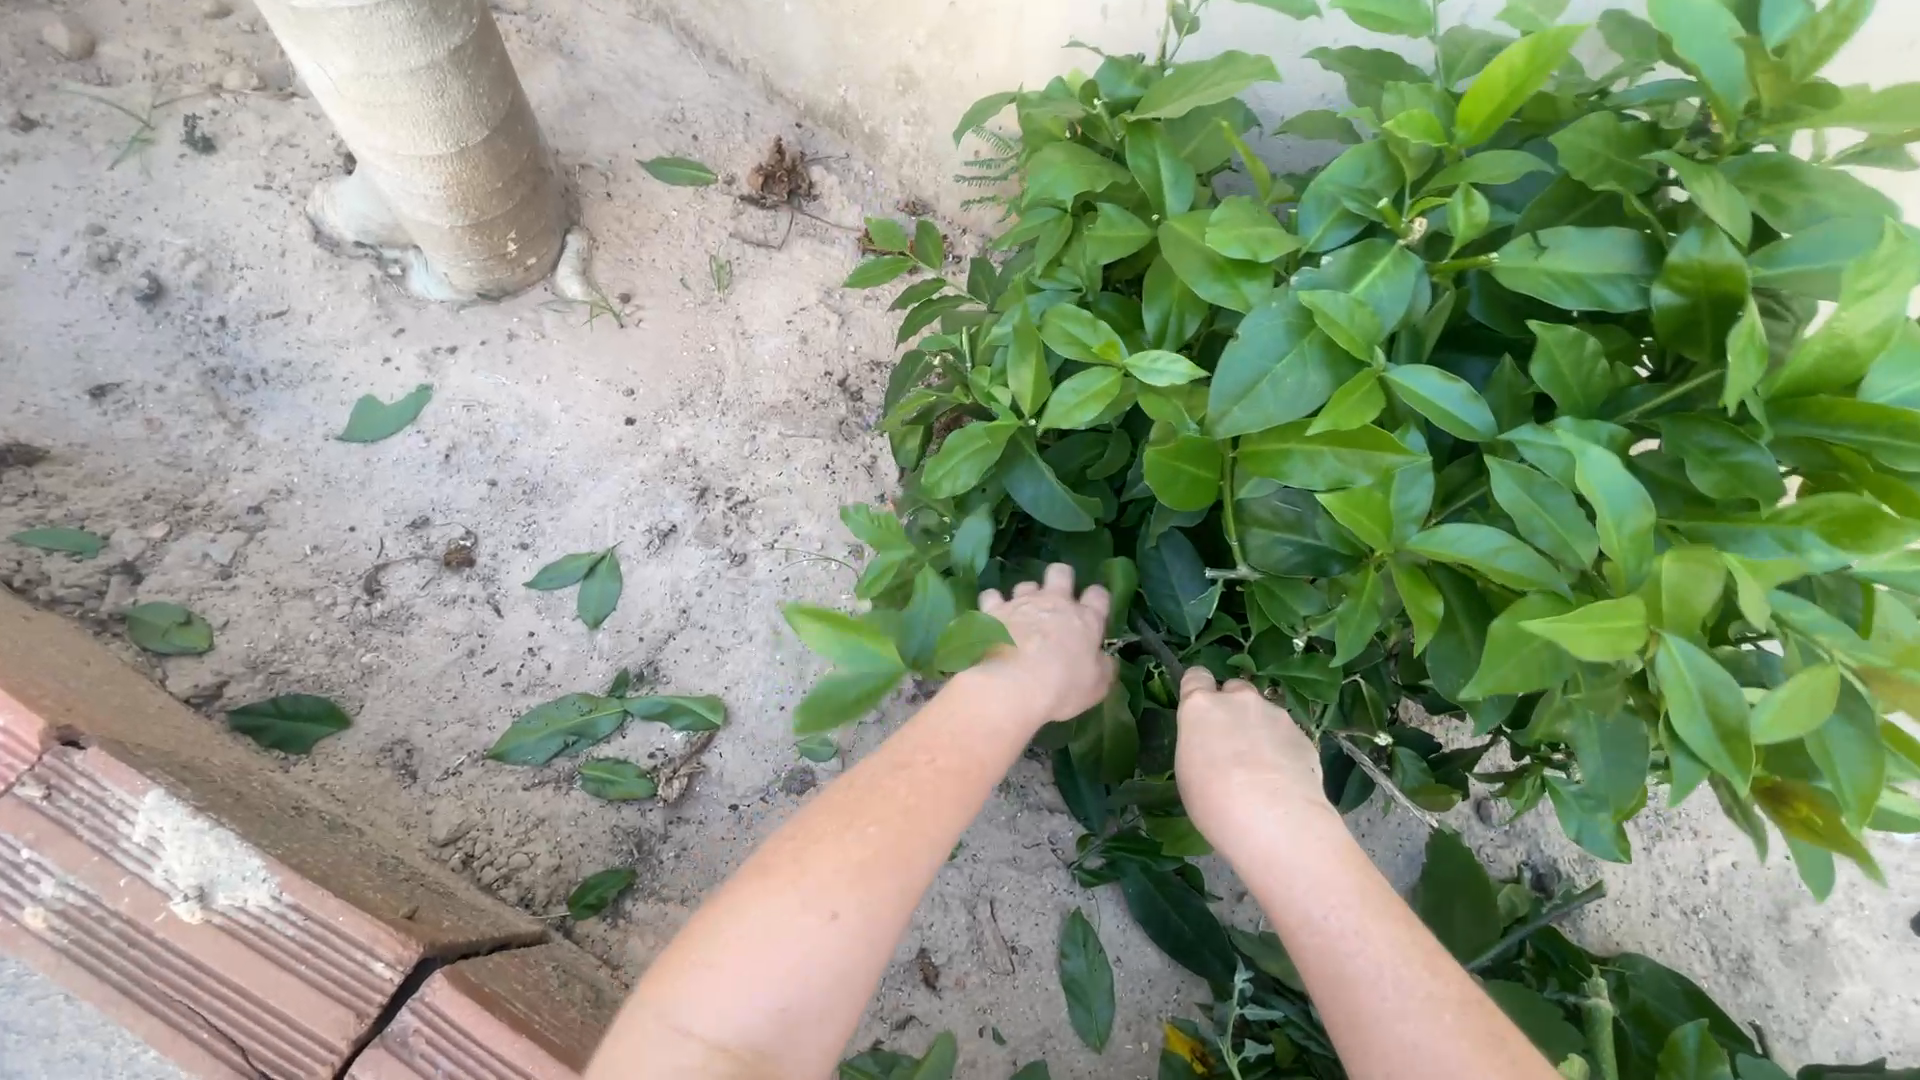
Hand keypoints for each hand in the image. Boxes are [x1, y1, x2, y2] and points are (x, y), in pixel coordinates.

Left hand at [973, 563, 1114, 725]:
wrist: (1013, 683)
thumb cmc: (1062, 687)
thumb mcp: (1096, 686)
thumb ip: (1103, 668)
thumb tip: (1105, 660)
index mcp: (1086, 619)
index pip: (1099, 595)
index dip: (1097, 599)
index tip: (1093, 609)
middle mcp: (1055, 602)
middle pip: (1061, 572)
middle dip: (1060, 579)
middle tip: (1057, 598)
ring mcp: (1022, 603)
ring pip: (1026, 584)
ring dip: (1026, 595)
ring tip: (1022, 613)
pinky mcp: (994, 610)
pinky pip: (991, 596)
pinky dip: (993, 603)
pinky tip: (993, 616)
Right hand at [1174, 667, 1331, 857]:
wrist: (1274, 819)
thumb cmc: (1213, 799)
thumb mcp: (1188, 769)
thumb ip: (1199, 743)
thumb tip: (1213, 745)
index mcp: (1201, 706)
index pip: (1196, 676)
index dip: (1198, 689)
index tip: (1200, 710)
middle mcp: (1238, 700)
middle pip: (1234, 689)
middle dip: (1233, 707)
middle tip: (1233, 742)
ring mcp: (1274, 714)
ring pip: (1264, 712)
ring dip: (1260, 729)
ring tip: (1263, 768)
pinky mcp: (1303, 734)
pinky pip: (1287, 735)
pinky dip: (1283, 749)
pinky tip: (1284, 779)